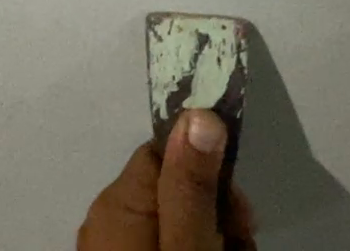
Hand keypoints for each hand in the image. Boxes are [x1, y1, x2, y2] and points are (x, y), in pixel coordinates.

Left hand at [78, 110, 255, 250]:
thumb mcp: (187, 246)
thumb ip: (191, 185)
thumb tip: (199, 111)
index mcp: (117, 199)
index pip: (169, 151)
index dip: (211, 173)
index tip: (242, 210)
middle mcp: (107, 214)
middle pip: (177, 185)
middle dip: (218, 210)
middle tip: (242, 243)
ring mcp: (111, 245)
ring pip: (176, 217)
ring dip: (212, 233)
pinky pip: (161, 239)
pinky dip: (189, 246)